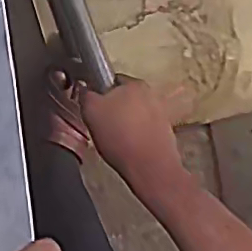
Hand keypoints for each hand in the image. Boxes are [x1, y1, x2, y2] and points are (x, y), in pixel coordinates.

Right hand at [79, 78, 193, 191]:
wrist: (150, 169)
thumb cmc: (119, 136)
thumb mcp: (90, 110)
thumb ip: (85, 93)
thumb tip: (85, 89)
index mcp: (136, 83)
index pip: (111, 81)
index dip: (98, 94)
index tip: (92, 107)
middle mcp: (153, 95)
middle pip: (123, 98)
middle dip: (112, 108)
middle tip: (100, 122)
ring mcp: (162, 115)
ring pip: (134, 114)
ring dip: (124, 122)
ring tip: (113, 137)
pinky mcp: (167, 134)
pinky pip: (143, 130)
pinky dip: (135, 136)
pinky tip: (126, 146)